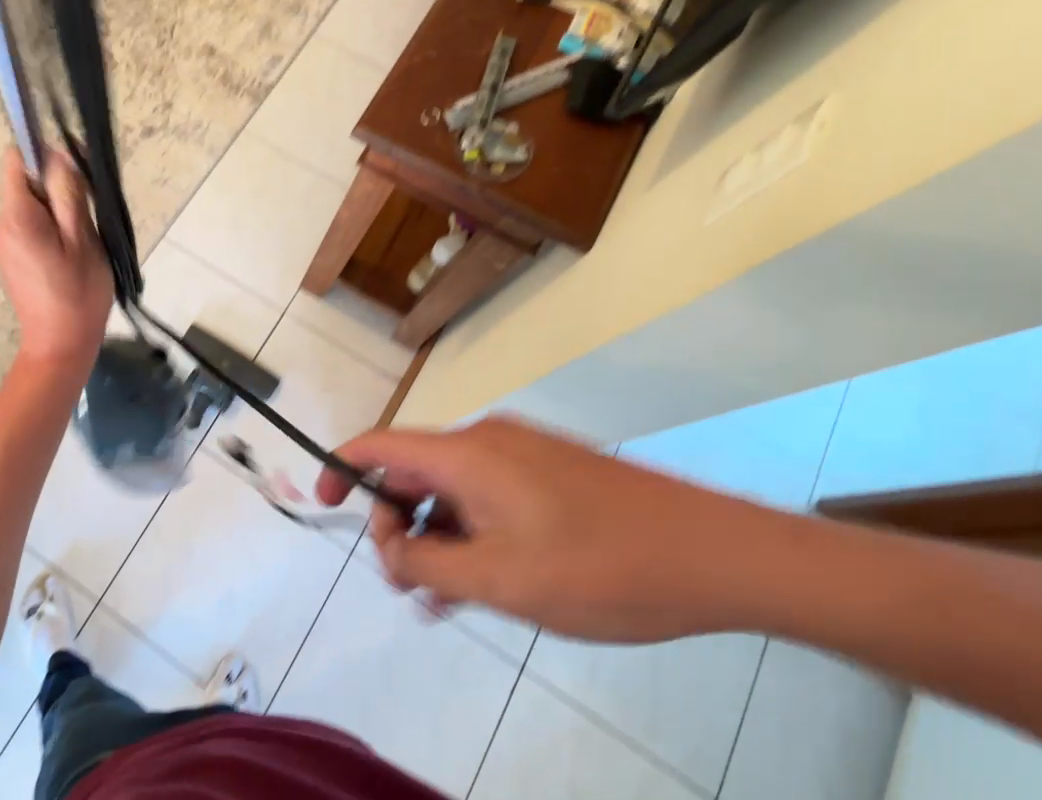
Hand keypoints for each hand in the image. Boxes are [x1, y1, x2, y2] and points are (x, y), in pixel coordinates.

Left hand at [0, 149, 113, 367]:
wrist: (60, 345)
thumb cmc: (77, 293)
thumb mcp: (82, 239)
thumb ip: (68, 194)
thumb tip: (58, 155)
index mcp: (16, 215)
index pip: (17, 158)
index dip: (47, 155)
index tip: (77, 174)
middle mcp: (2, 222)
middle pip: (27, 180)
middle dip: (58, 186)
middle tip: (89, 212)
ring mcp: (5, 240)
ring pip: (32, 203)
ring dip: (59, 209)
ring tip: (83, 237)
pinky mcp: (13, 254)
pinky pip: (31, 223)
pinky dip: (52, 227)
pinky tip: (72, 251)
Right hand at [318, 417, 789, 642]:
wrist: (719, 555)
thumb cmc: (601, 569)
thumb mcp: (499, 579)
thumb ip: (428, 564)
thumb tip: (390, 550)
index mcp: (466, 454)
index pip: (378, 445)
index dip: (338, 469)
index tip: (322, 505)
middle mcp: (488, 441)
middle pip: (413, 471)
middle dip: (397, 525)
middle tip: (410, 587)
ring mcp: (525, 455)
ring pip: (453, 490)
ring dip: (437, 538)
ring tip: (446, 600)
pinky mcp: (554, 473)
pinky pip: (489, 496)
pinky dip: (472, 533)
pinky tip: (484, 584)